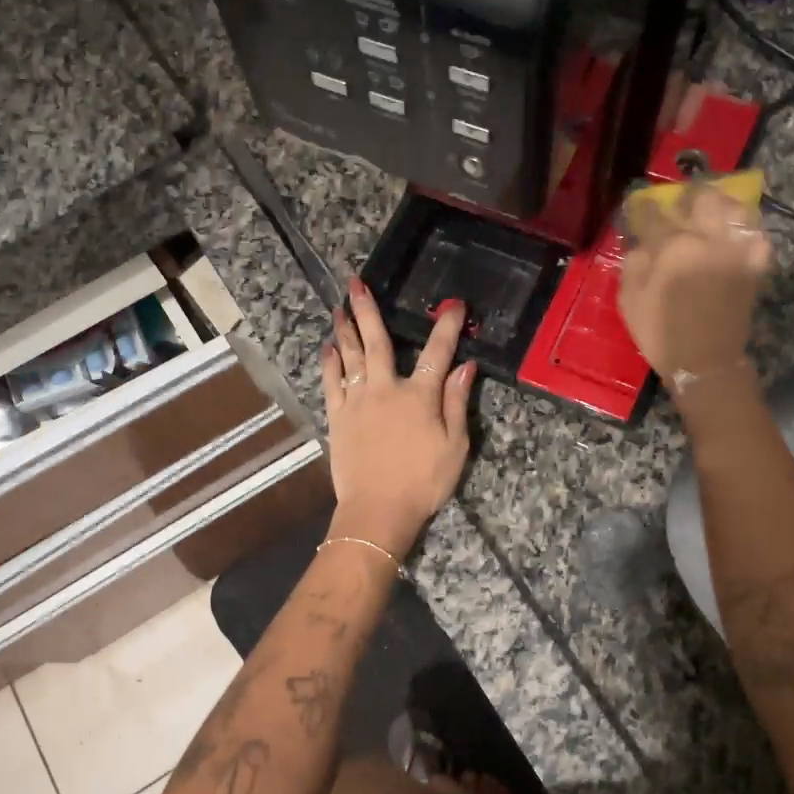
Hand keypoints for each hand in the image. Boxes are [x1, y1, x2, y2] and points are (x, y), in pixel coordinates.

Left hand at [321, 278, 476, 553]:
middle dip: (369, 310)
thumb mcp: (455, 447)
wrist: (378, 510)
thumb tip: (465, 367)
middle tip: (357, 283)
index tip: (453, 304)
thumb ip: (457, 404)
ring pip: (350, 357)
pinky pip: (332, 383)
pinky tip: (328, 348)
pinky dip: (330, 364)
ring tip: (339, 307)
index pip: (437, 353)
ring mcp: (358, 402)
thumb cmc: (423, 482)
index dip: (446, 326)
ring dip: (345, 329)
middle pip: (378, 342)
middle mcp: (386, 390)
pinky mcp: (338, 418)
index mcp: (420, 396)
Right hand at [618, 183, 772, 390]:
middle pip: (703, 198)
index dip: (646, 210)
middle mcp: (708, 240)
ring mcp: (736, 251)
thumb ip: (633, 266)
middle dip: (689, 197)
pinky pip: (758, 237)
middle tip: (682, 207)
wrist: (705, 364)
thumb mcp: (631, 304)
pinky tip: (736, 239)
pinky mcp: (754, 266)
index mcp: (672, 247)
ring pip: (736, 208)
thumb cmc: (662, 336)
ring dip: (723, 206)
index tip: (643, 212)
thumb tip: (640, 244)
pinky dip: (748, 233)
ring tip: (713, 215)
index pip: (655, 214)